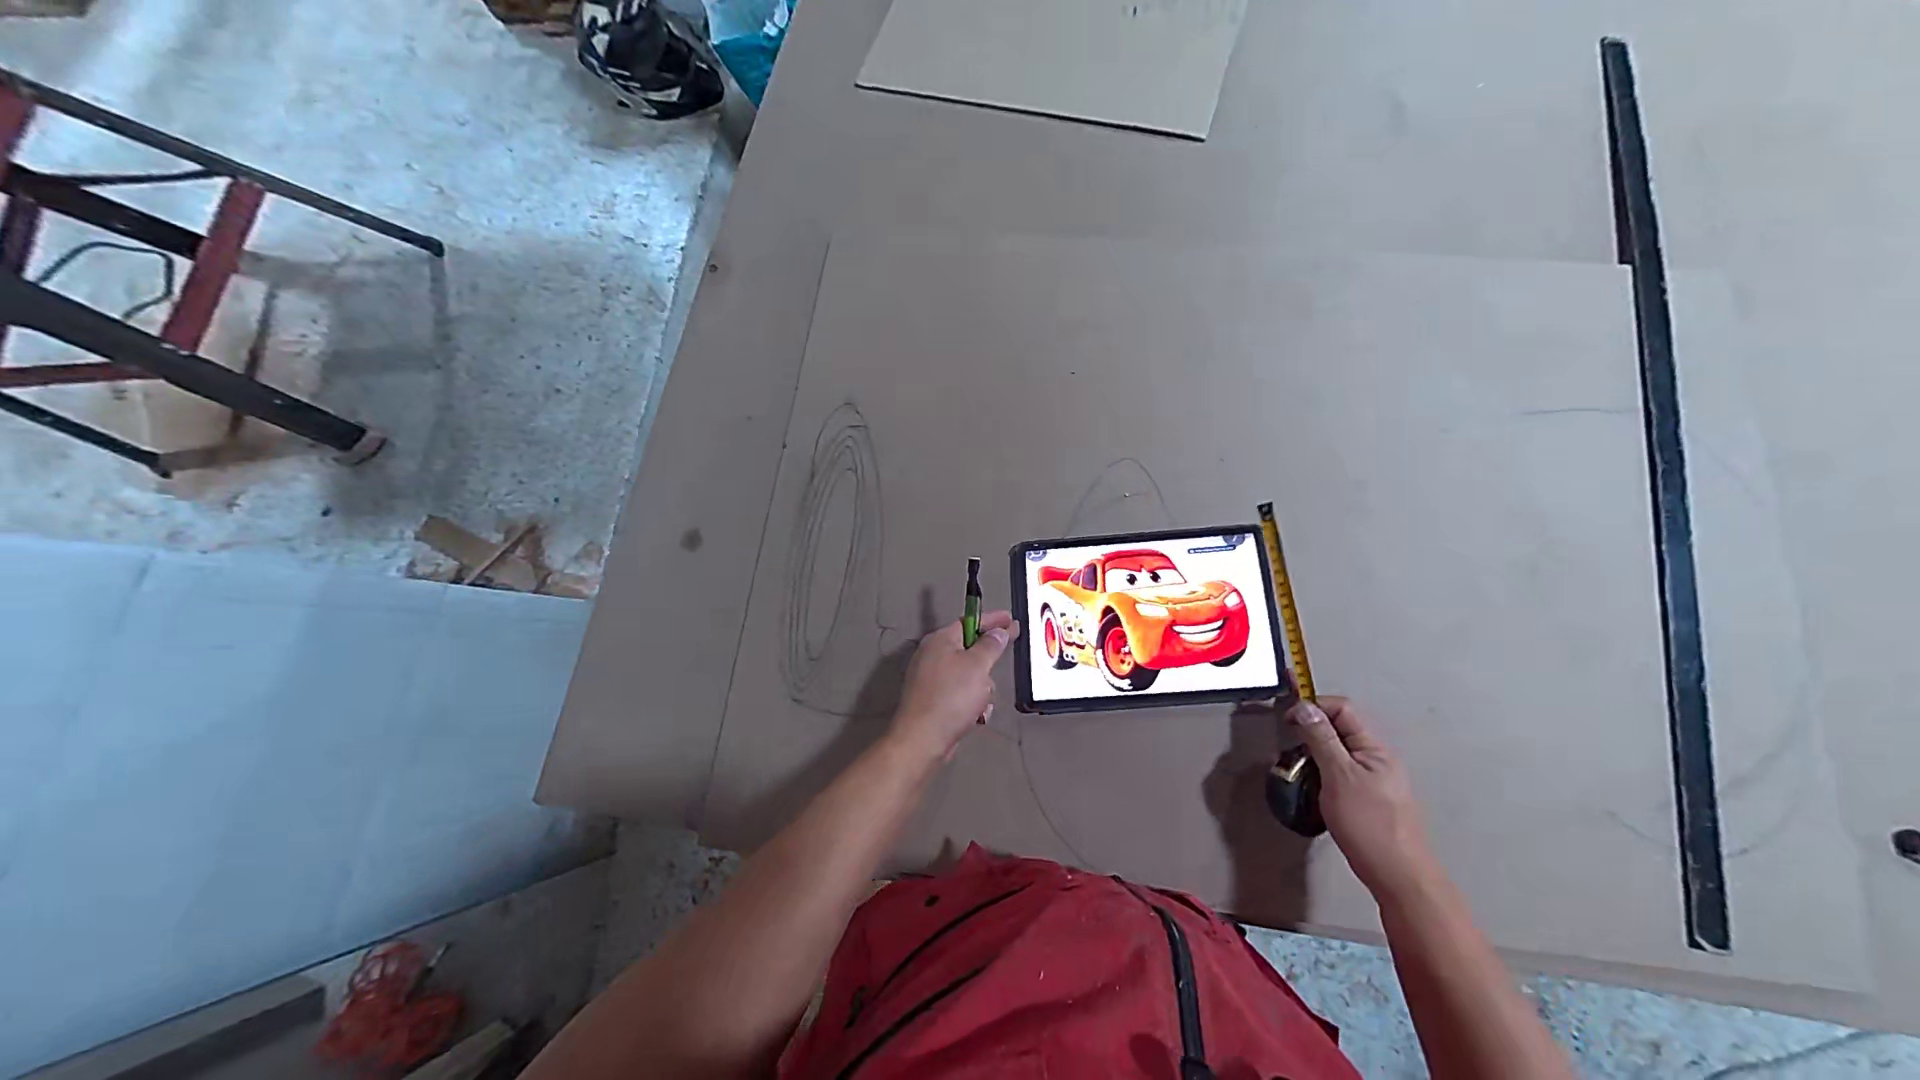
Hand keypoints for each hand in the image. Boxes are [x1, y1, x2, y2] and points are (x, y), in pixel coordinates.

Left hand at [889, 610, 1019, 762]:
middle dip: (986, 665)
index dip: (992, 620)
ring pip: (969, 675)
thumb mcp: (978, 666)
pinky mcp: (933, 700)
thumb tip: (997, 632)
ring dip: (981, 688)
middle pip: (970, 650)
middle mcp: (932, 655)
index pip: (970, 621)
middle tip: (995, 671)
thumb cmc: (951, 697)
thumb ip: (991, 645)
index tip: (1011, 620)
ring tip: (980, 702)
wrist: (923, 739)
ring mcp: (931, 679)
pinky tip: (974, 715)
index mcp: (940, 640)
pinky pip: (961, 694)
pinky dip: (971, 703)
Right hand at [1287, 695, 1440, 900]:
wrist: (1397, 875)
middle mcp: (1376, 758)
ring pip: (1336, 751)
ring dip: (1314, 754)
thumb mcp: (1338, 776)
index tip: (1289, 720)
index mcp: (1374, 748)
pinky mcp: (1366, 797)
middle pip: (1339, 728)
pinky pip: (1339, 771)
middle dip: (1311, 731)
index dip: (1313, 707)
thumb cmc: (1370, 825)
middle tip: (1290, 746)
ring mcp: (1372, 779)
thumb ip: (1321, 739)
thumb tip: (1305, 707)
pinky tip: (1312, 787)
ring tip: (1298, 769)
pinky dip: (1321, 772)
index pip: (1342, 709)